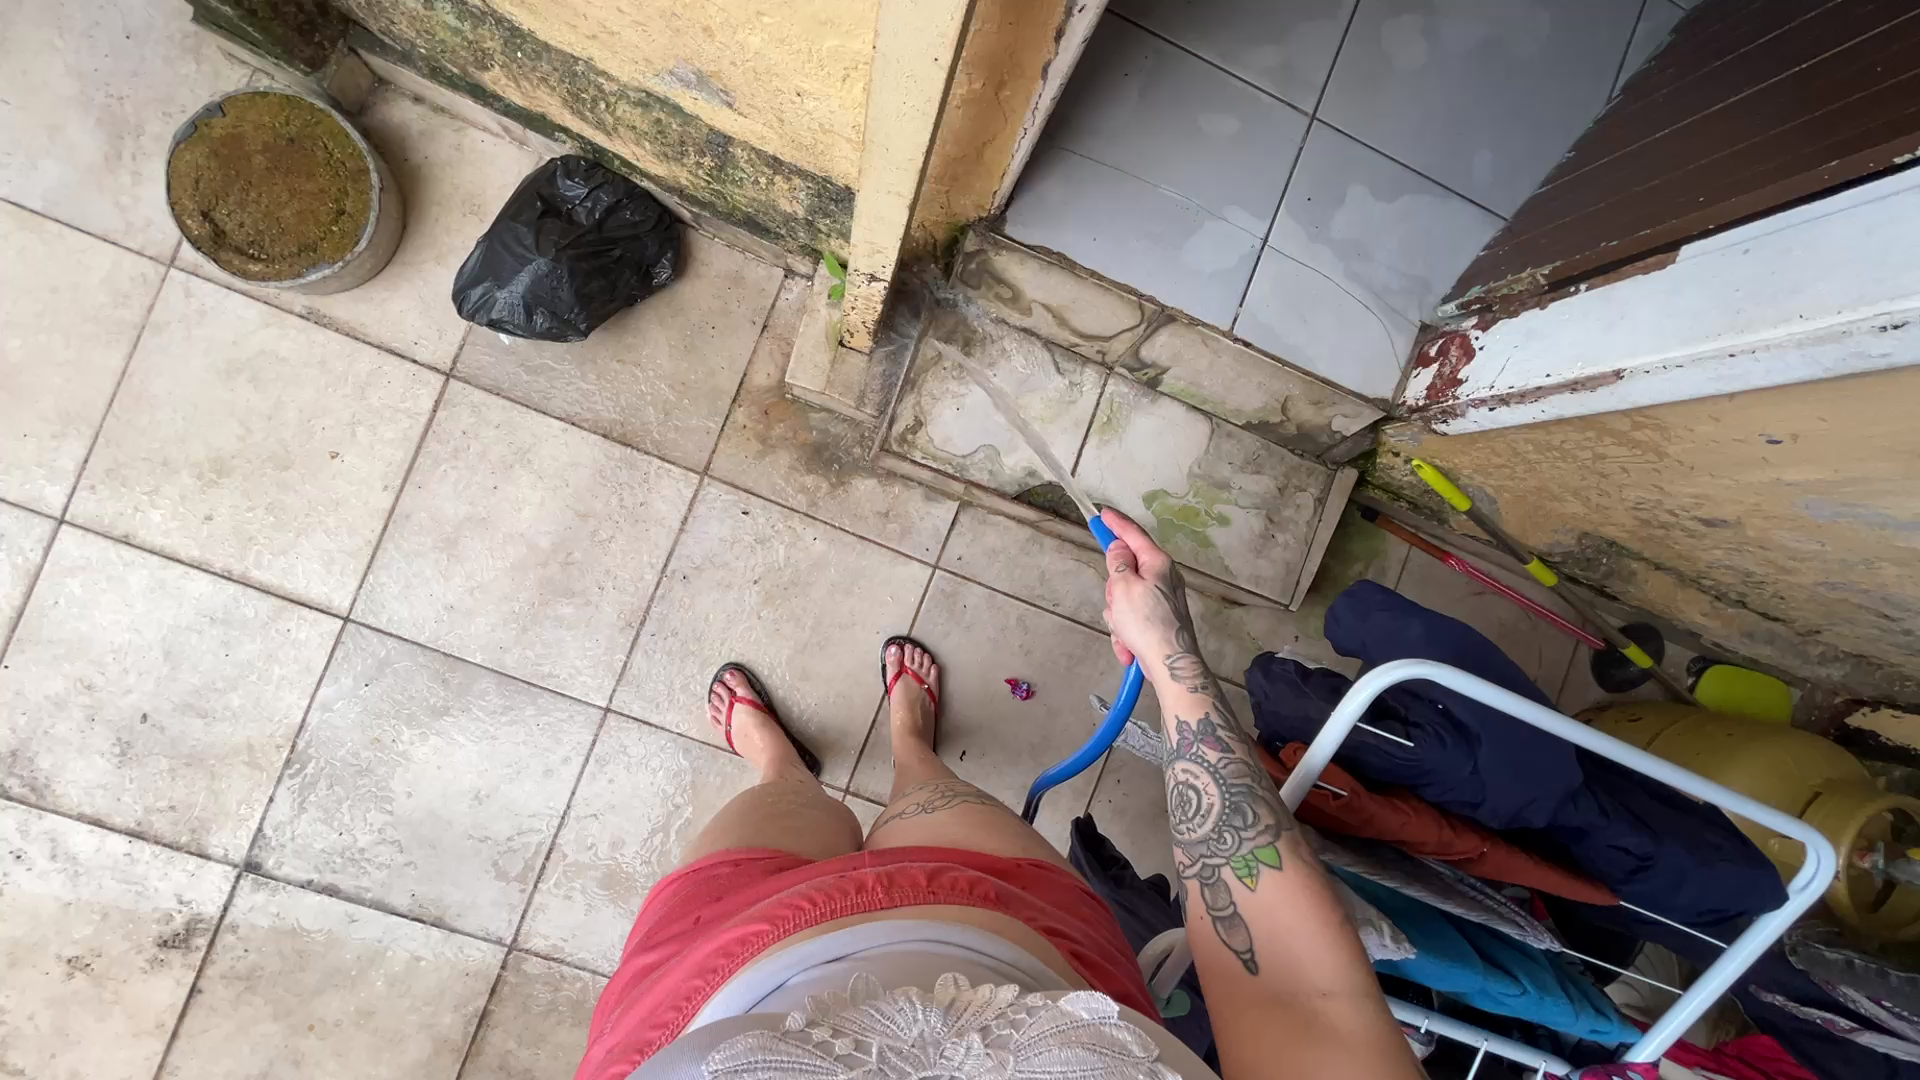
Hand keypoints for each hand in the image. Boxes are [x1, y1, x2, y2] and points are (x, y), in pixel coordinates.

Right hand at [1099, 507, 1194, 670]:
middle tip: (1115, 601)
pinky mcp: (1157, 619)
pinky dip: (1125, 632)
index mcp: (1157, 563)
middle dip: (1113, 589)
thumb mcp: (1123, 587)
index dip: (1116, 523)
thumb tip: (1118, 548)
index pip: (1133, 534)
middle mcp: (1162, 577)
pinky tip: (1129, 646)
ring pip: (1123, 598)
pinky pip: (1130, 618)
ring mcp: (1160, 600)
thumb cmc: (1146, 622)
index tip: (1102, 513)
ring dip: (1117, 615)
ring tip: (1125, 630)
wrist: (1170, 663)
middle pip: (1125, 571)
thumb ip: (1118, 563)